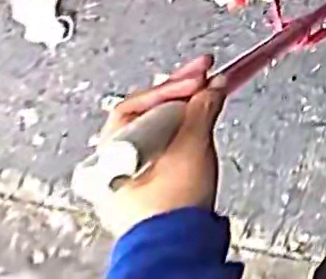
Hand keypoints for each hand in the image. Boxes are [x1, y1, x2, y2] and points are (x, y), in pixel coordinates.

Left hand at [91, 54, 226, 236]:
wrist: (177, 249)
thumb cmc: (173, 205)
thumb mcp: (194, 142)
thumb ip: (203, 106)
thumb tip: (213, 86)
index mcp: (112, 152)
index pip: (141, 101)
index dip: (174, 84)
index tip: (200, 75)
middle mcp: (112, 165)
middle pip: (147, 113)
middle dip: (180, 93)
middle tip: (205, 75)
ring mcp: (126, 179)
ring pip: (156, 130)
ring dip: (183, 111)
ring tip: (207, 98)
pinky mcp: (144, 189)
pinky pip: (160, 147)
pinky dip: (181, 131)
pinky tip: (198, 127)